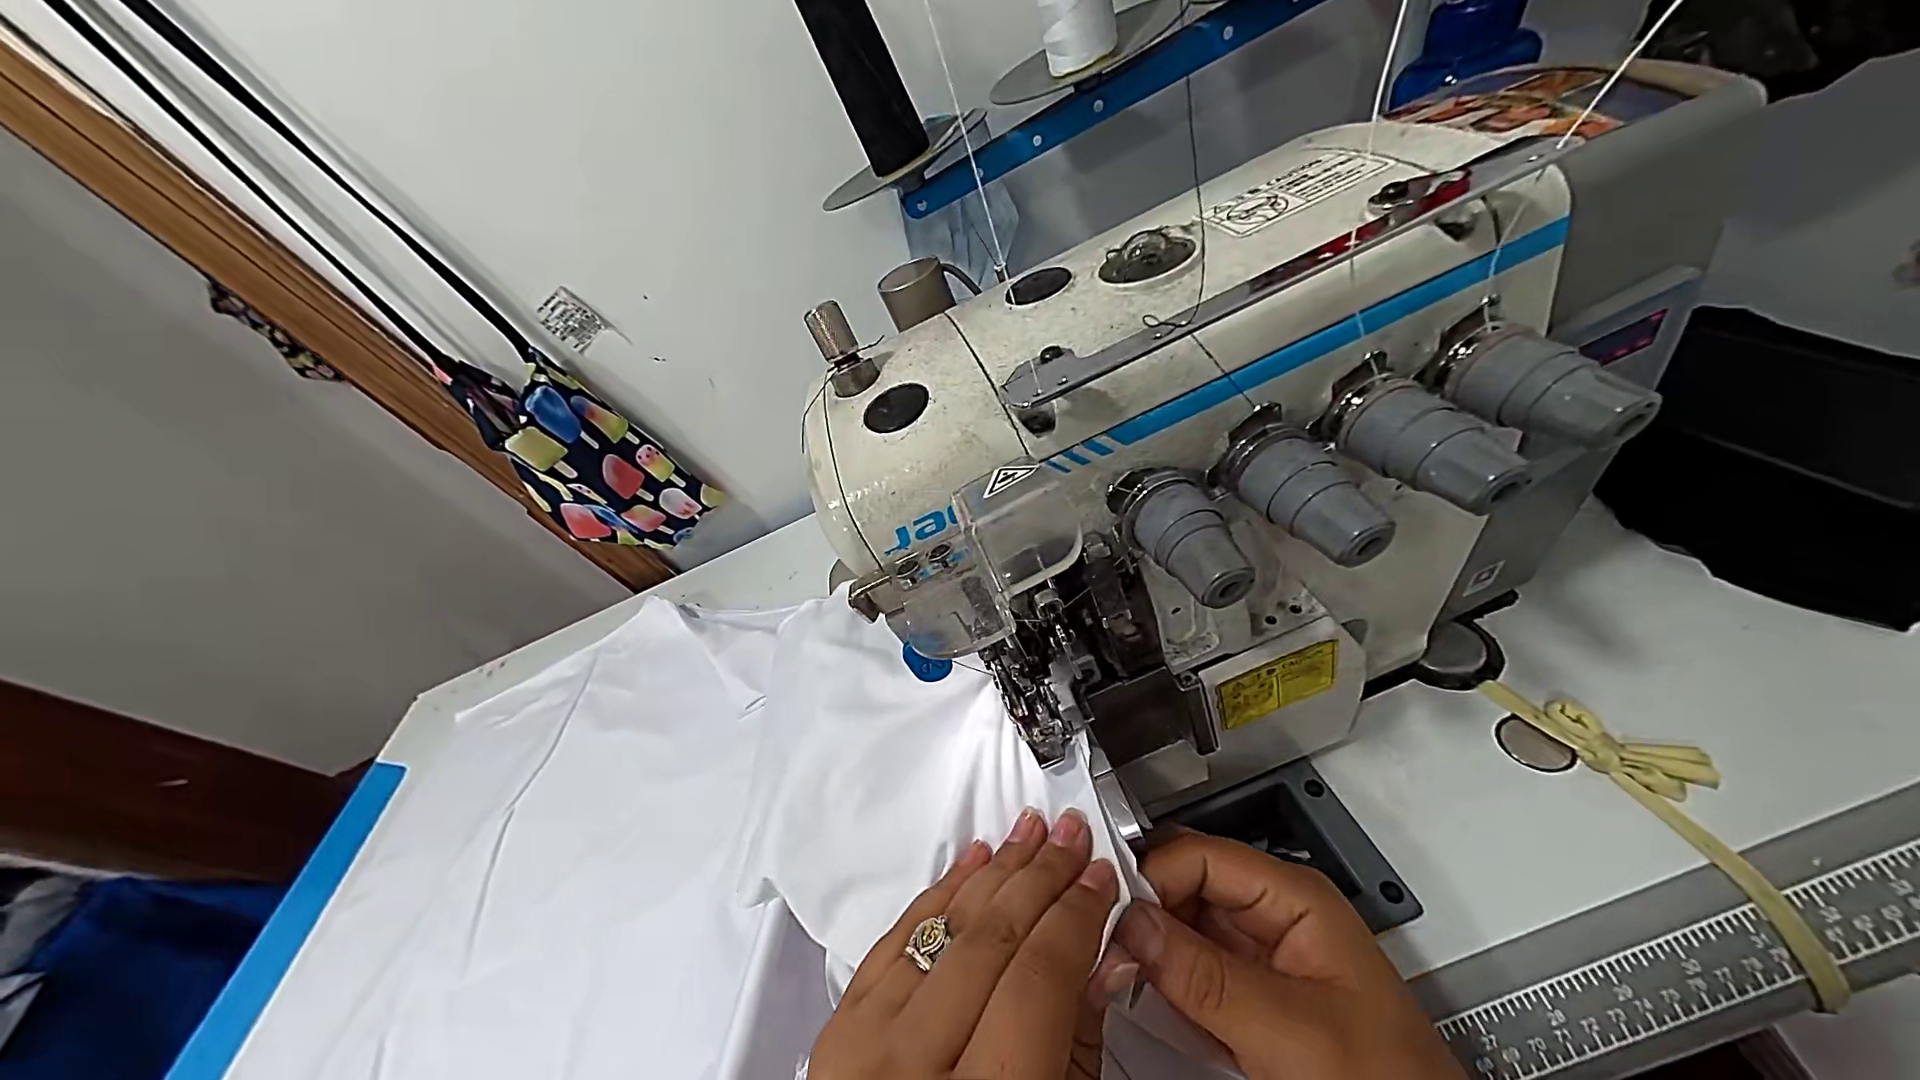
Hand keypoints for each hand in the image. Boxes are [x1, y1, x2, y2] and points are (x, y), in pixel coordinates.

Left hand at [808, 808, 1124, 1079]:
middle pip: (991, 940)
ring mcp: (863, 1049)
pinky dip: (937, 896)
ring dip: (992, 871)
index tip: (1100, 879)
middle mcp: (910, 1072)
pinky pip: (894, 940)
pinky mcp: (839, 1033)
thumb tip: (1102, 957)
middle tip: (1069, 834)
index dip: (1076, 917)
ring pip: (942, 927)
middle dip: (1040, 877)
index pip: (1037, 977)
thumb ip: (1075, 1046)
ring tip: (1027, 831)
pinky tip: (968, 864)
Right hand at [1105, 832, 1462, 1079]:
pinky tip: (1148, 993)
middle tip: (1109, 941)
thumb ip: (1207, 977)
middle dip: (1142, 907)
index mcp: (1294, 896)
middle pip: (1181, 879)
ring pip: (1176, 920)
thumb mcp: (1294, 1033)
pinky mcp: (1244, 986)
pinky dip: (1160, 975)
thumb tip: (1135, 925)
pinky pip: (1184, 961)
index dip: (1150, 876)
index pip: (1197, 855)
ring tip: (1120, 969)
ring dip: (1146, 943)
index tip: (1114, 912)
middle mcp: (1270, 911)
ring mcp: (1254, 949)